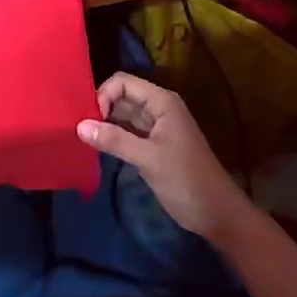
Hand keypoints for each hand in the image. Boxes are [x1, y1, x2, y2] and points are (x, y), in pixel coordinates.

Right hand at [76, 72, 254, 242]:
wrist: (218, 214)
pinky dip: (113, 136)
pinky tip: (97, 147)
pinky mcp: (154, 145)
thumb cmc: (186, 180)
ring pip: (123, 115)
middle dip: (100, 108)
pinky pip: (128, 132)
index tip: (89, 120)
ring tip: (82, 137)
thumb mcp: (148, 159)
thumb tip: (79, 126)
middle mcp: (158, 108)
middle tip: (78, 129)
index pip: (123, 82)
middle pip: (121, 96)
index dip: (104, 95)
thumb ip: (114, 140)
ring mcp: (157, 127)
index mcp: (162, 102)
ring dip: (104, 123)